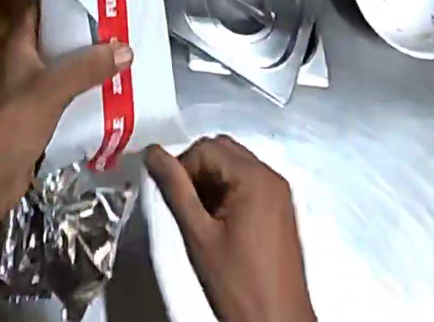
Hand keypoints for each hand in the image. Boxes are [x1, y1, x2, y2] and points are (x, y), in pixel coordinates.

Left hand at [0, 7, 130, 216]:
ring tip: (128, 38)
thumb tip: (126, 49)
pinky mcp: (45, 110)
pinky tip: (117, 80)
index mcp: (21, 43)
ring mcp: (36, 85)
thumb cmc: (10, 125)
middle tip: (121, 4)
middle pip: (59, 29)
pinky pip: (73, 86)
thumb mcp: (49, 90)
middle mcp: (28, 58)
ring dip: (93, 51)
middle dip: (87, 18)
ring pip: (68, 58)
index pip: (38, 0)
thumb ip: (86, 67)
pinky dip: (92, 81)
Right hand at [146, 136, 314, 321]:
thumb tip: (152, 153)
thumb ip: (175, 189)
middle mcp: (270, 175)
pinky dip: (229, 191)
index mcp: (254, 177)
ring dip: (212, 181)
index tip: (174, 199)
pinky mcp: (281, 207)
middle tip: (186, 207)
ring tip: (201, 218)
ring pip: (235, 164)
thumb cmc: (238, 286)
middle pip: (223, 150)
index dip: (182, 167)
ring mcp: (279, 191)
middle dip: (197, 170)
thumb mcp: (199, 236)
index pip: (206, 148)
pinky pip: (249, 181)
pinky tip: (219, 222)